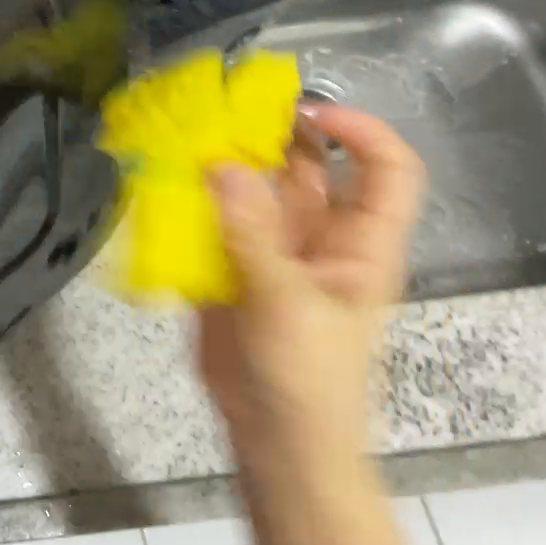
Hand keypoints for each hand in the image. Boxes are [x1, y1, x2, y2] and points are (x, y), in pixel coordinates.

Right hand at [198, 103, 425, 471]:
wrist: (275, 434)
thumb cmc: (308, 373)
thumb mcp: (286, 301)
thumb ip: (251, 233)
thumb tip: (220, 165)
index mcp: (360, 244)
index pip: (386, 171)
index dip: (361, 132)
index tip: (306, 110)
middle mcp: (318, 237)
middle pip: (308, 171)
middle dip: (273, 138)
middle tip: (223, 113)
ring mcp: (270, 252)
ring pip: (252, 193)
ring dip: (223, 168)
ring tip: (183, 140)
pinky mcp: (228, 270)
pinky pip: (211, 224)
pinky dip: (188, 205)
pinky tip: (159, 189)